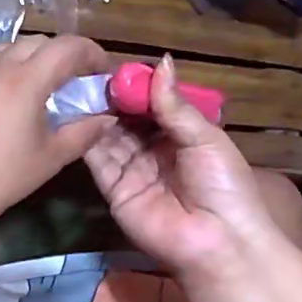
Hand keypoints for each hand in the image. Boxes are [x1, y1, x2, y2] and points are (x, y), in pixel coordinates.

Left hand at [0, 35, 117, 235]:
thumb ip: (85, 132)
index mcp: (26, 80)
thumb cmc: (4, 178)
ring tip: (37, 82)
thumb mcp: (52, 157)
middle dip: (62, 56)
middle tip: (75, 81)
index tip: (101, 72)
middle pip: (37, 43)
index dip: (91, 54)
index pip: (67, 47)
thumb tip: (108, 118)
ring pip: (5, 48)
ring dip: (28, 58)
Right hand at [85, 55, 301, 284]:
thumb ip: (175, 104)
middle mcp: (153, 152)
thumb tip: (160, 61)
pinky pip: (98, 162)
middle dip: (112, 100)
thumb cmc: (223, 186)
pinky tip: (78, 118)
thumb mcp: (205, 138)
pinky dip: (88, 140)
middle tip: (91, 75)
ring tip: (80, 90)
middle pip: (126, 121)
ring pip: (109, 138)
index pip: (152, 106)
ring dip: (97, 116)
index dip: (136, 88)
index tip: (117, 67)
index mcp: (181, 137)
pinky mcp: (113, 191)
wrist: (217, 241)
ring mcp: (131, 171)